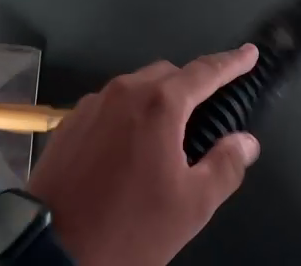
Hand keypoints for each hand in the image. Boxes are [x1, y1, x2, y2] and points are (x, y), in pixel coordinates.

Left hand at [27, 46, 261, 265]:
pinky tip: (128, 149)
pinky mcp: (69, 122)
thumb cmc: (130, 228)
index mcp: (160, 104)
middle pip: (169, 75)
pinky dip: (127, 116)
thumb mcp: (191, 206)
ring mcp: (93, 104)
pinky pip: (109, 106)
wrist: (51, 252)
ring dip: (157, 101)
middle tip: (206, 117)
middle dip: (191, 87)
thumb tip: (244, 141)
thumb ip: (225, 165)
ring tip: (165, 140)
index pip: (205, 72)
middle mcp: (125, 91)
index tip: (248, 54)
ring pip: (136, 87)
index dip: (232, 62)